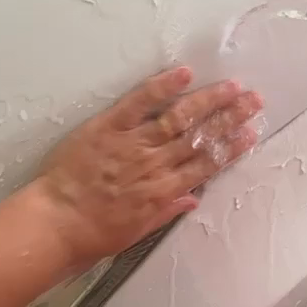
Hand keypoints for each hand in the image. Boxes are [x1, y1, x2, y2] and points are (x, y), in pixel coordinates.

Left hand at [21, 67, 262, 267]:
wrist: (53, 224)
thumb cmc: (90, 233)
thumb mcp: (133, 233)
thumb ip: (166, 211)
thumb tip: (193, 196)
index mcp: (162, 191)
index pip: (206, 164)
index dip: (231, 147)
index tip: (251, 132)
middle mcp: (155, 164)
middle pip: (200, 136)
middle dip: (230, 117)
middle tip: (253, 100)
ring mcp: (133, 143)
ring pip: (179, 118)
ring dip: (209, 100)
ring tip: (232, 86)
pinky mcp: (110, 126)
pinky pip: (140, 103)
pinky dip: (162, 87)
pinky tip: (183, 73)